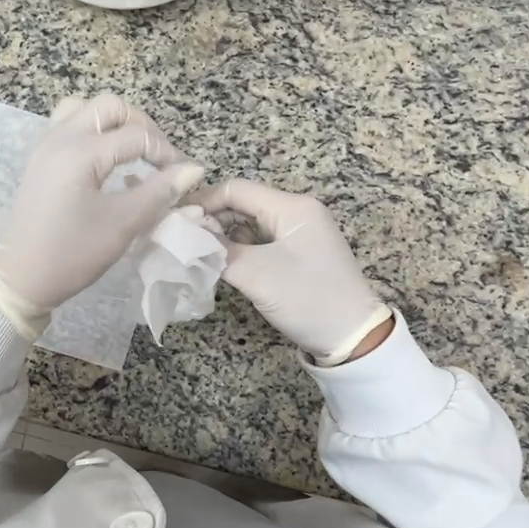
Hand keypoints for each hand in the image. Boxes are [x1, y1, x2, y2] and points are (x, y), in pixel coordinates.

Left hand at [0, 95, 204, 338]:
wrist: (21, 279)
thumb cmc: (72, 253)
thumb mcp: (122, 224)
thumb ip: (159, 192)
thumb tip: (193, 169)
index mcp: (80, 152)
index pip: (136, 136)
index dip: (166, 153)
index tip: (184, 174)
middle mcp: (60, 139)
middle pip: (108, 107)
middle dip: (140, 126)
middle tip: (158, 157)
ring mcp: (45, 147)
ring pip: (83, 110)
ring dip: (112, 123)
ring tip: (131, 152)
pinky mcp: (39, 160)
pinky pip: (68, 127)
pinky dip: (92, 133)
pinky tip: (106, 162)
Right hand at [192, 179, 391, 362]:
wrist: (353, 337)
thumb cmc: (307, 298)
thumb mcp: (256, 273)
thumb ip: (217, 249)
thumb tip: (184, 234)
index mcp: (291, 207)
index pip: (236, 189)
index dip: (203, 202)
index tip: (175, 223)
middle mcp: (297, 212)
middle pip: (242, 203)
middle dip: (211, 219)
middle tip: (184, 241)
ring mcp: (299, 233)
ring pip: (249, 223)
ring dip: (223, 235)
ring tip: (198, 253)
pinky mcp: (299, 254)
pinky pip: (261, 240)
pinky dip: (239, 248)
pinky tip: (221, 263)